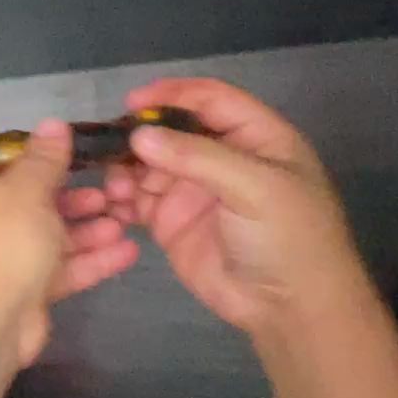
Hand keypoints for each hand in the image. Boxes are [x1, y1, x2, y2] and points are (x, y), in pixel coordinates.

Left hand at [0, 119, 139, 366]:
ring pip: (49, 239)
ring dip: (88, 231)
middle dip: (75, 200)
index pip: (6, 170)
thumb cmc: (1, 241)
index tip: (82, 158)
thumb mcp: (26, 189)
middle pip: (32, 206)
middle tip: (111, 192)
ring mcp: (0, 261)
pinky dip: (90, 262)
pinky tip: (127, 253)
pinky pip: (59, 271)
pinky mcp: (22, 293)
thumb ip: (44, 159)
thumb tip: (51, 123)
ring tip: (125, 221)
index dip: (43, 163)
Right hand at [104, 79, 370, 334]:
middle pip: (169, 131)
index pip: (210, 100)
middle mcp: (219, 159)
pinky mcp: (169, 221)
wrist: (285, 304)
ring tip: (115, 188)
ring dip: (125, 170)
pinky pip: (136, 200)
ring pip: (146, 165)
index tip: (132, 101)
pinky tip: (112, 205)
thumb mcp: (254, 187)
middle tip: (109, 147)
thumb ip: (196, 157)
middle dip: (138, 136)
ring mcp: (191, 190)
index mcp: (254, 138)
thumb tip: (138, 136)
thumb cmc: (287, 236)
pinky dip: (119, 199)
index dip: (172, 94)